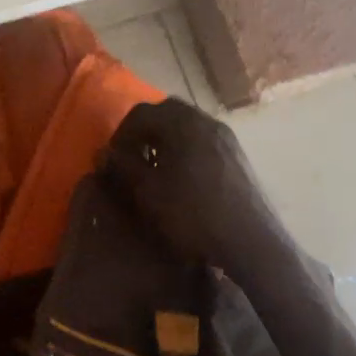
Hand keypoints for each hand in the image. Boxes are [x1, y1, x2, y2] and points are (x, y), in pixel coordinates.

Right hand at [102, 99, 289, 270]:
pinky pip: (203, 139)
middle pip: (166, 112)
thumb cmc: (194, 215)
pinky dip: (186, 148)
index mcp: (181, 122)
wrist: (252, 243)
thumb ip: (123, 167)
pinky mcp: (238, 156)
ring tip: (156, 168)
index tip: (113, 159)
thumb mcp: (148, 194)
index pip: (141, 113)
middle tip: (133, 157)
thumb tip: (103, 152)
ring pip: (187, 125)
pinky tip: (183, 178)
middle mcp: (205, 120)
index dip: (121, 134)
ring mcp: (225, 137)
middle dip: (145, 131)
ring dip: (166, 139)